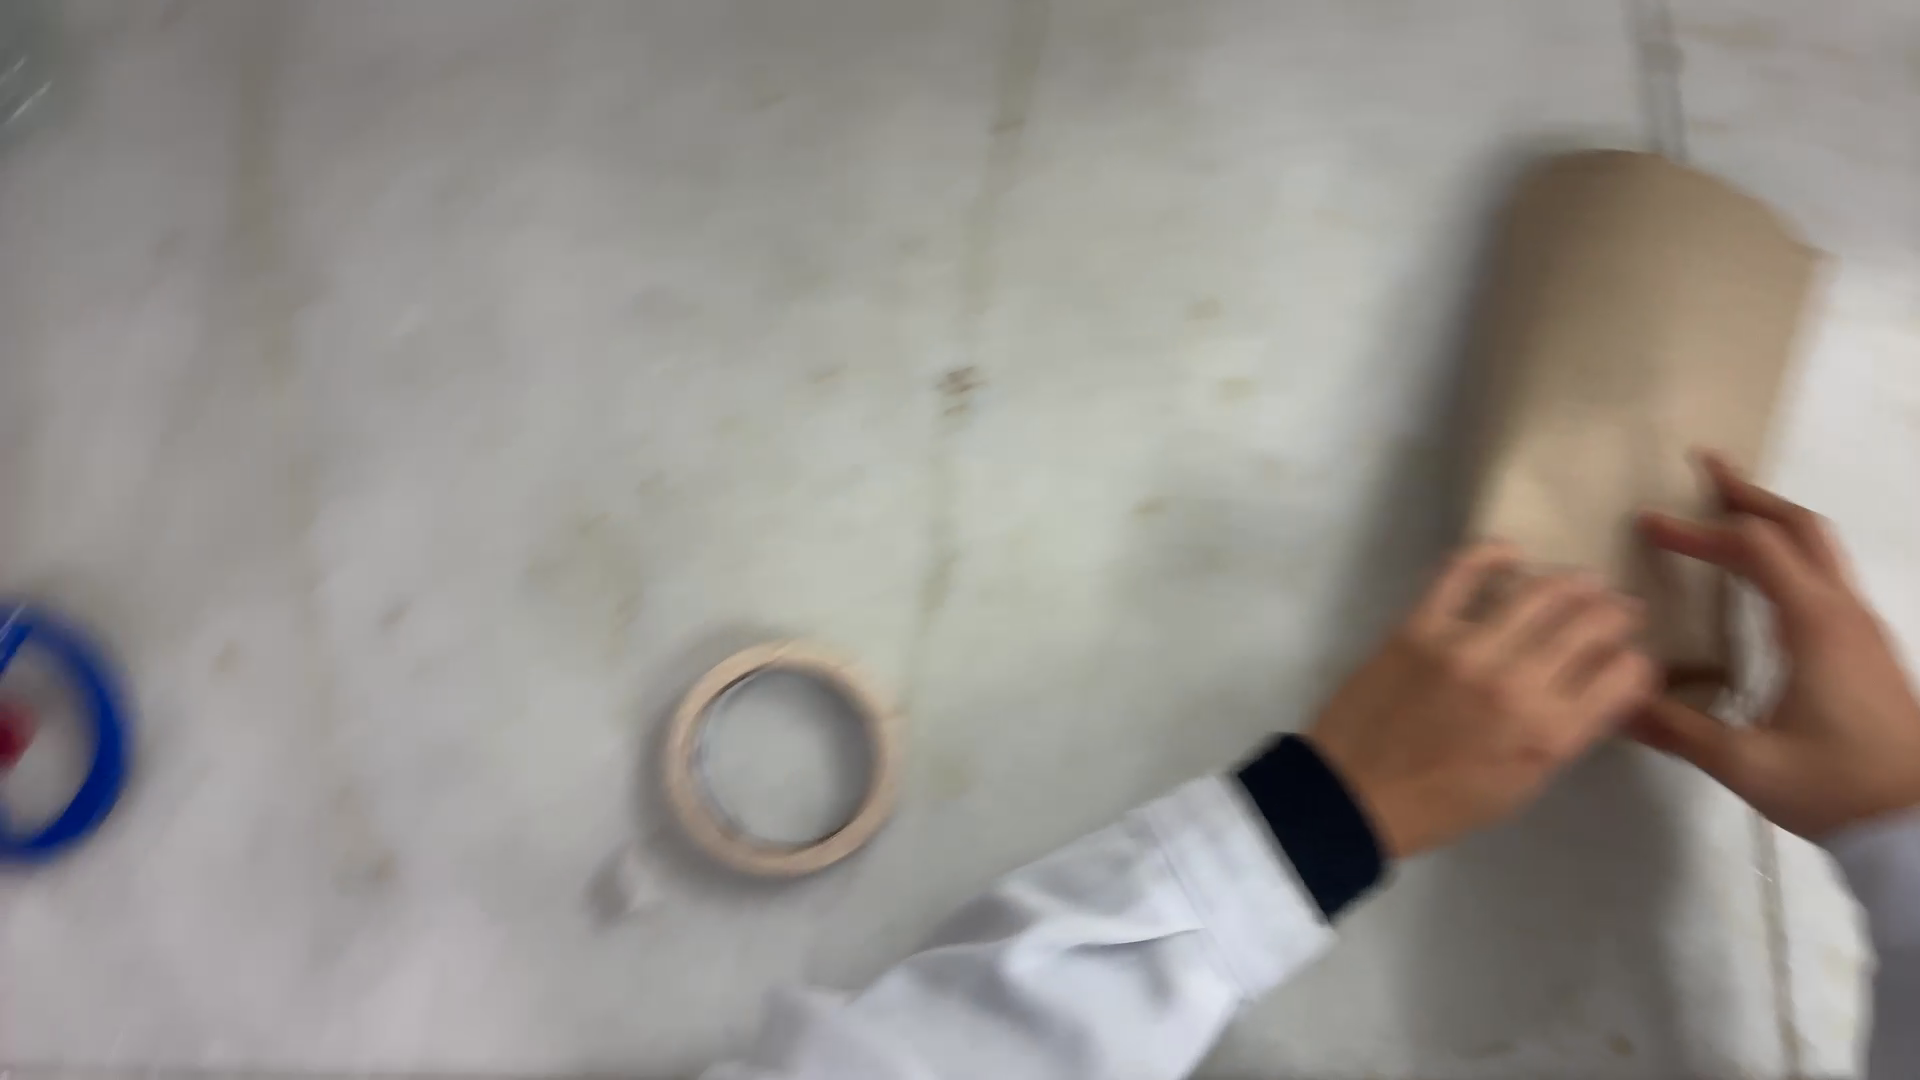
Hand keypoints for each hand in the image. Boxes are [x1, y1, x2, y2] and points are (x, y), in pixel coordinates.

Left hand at [1307, 542, 1656, 857]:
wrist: (1355, 790)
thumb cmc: (1442, 800)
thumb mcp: (1524, 782)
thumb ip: (1565, 731)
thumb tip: (1595, 684)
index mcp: (1552, 732)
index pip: (1627, 673)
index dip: (1635, 660)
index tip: (1625, 654)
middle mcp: (1517, 683)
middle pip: (1590, 624)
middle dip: (1615, 612)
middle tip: (1616, 605)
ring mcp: (1464, 648)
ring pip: (1537, 592)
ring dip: (1570, 581)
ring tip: (1579, 580)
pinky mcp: (1416, 628)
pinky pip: (1458, 574)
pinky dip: (1488, 554)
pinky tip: (1509, 552)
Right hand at [1628, 454, 1919, 839]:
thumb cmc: (1838, 786)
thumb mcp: (1741, 761)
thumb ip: (1669, 725)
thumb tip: (1605, 699)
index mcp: (1814, 627)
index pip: (1754, 551)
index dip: (1698, 530)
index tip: (1645, 523)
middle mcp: (1843, 615)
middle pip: (1802, 530)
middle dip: (1750, 494)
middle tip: (1703, 466)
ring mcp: (1858, 630)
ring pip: (1817, 549)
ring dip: (1767, 518)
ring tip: (1718, 506)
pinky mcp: (1858, 647)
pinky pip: (1817, 575)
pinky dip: (1779, 550)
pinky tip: (1747, 568)